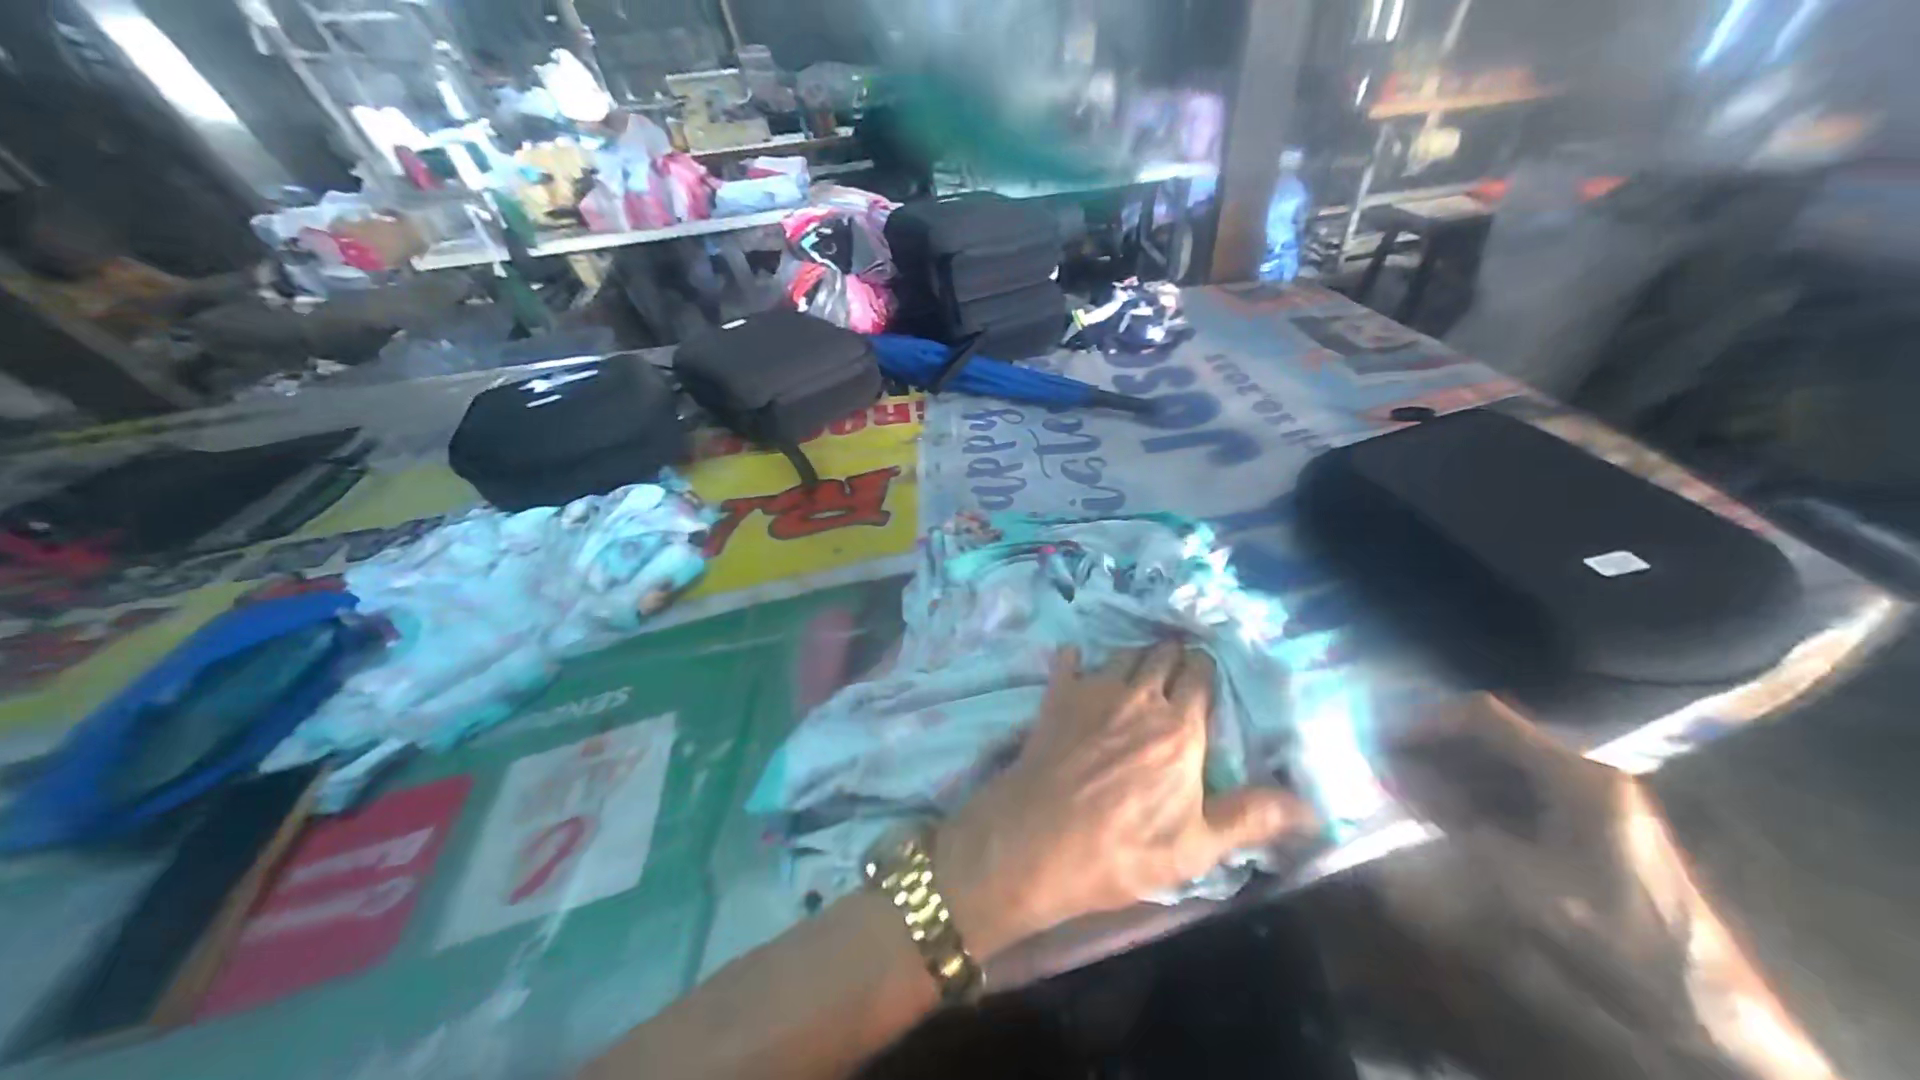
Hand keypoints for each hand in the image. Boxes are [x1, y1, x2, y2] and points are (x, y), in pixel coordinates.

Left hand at [932, 642, 1311, 955]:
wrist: (1033, 842)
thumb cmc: (1120, 850)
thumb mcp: (1194, 847)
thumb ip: (1250, 817)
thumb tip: (1311, 809)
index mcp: (1179, 728)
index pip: (1200, 676)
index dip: (1205, 673)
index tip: (1206, 678)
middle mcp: (1139, 697)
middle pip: (1162, 655)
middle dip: (1173, 657)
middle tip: (1175, 670)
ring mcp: (1093, 691)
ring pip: (1121, 653)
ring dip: (1134, 656)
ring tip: (1137, 668)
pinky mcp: (1055, 696)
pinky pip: (1068, 659)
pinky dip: (1077, 657)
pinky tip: (1077, 663)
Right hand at [1334, 695, 1834, 1079]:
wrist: (1706, 1043)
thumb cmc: (1608, 955)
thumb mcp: (1509, 892)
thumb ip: (1435, 834)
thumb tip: (1375, 796)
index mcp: (1577, 779)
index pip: (1481, 717)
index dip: (1419, 723)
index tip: (1373, 746)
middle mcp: (1585, 783)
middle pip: (1485, 744)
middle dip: (1424, 755)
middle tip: (1373, 775)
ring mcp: (1591, 815)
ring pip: (1494, 776)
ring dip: (1439, 783)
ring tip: (1393, 801)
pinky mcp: (1587, 846)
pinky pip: (1510, 808)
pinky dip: (1465, 811)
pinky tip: (1435, 832)